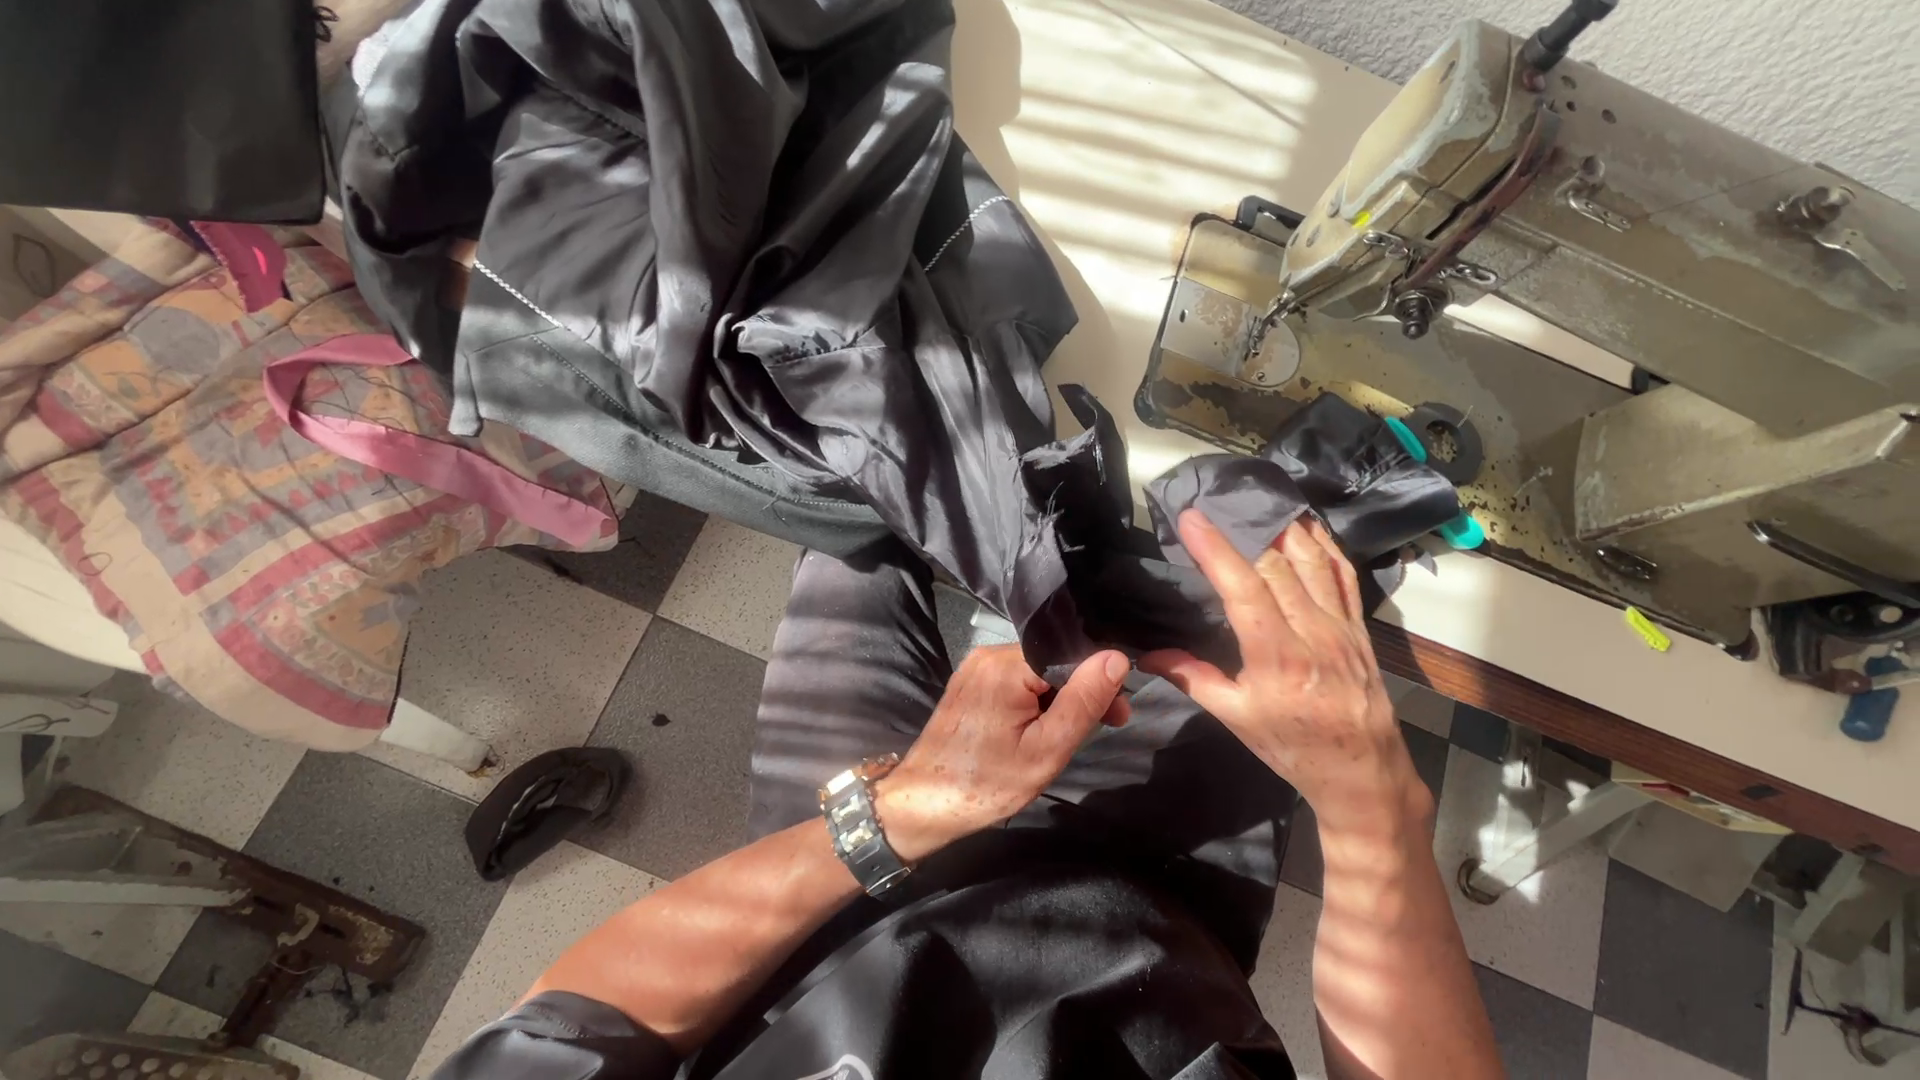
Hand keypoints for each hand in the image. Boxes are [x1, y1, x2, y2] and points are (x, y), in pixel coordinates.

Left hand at [873, 645, 1130, 861]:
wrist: (924, 803)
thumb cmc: (987, 783)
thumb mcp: (1046, 749)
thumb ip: (1083, 701)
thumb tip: (1116, 657)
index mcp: (1006, 665)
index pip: (1070, 652)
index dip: (1100, 679)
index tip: (1118, 712)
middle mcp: (990, 654)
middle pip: (1054, 660)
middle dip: (1082, 690)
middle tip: (1107, 725)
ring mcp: (977, 667)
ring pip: (1037, 671)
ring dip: (1060, 698)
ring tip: (1071, 733)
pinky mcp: (971, 682)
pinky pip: (1017, 680)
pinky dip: (1037, 700)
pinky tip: (1043, 728)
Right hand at [1140, 511, 1427, 829]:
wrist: (1363, 774)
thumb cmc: (1292, 747)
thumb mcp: (1236, 719)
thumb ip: (1193, 679)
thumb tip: (1148, 655)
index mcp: (1277, 658)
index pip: (1243, 588)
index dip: (1216, 549)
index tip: (1192, 518)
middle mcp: (1313, 633)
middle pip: (1278, 566)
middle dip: (1243, 530)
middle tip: (1217, 504)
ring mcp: (1342, 627)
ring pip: (1314, 562)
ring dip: (1285, 528)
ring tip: (1259, 502)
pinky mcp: (1360, 627)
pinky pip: (1343, 575)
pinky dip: (1324, 546)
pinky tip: (1308, 527)